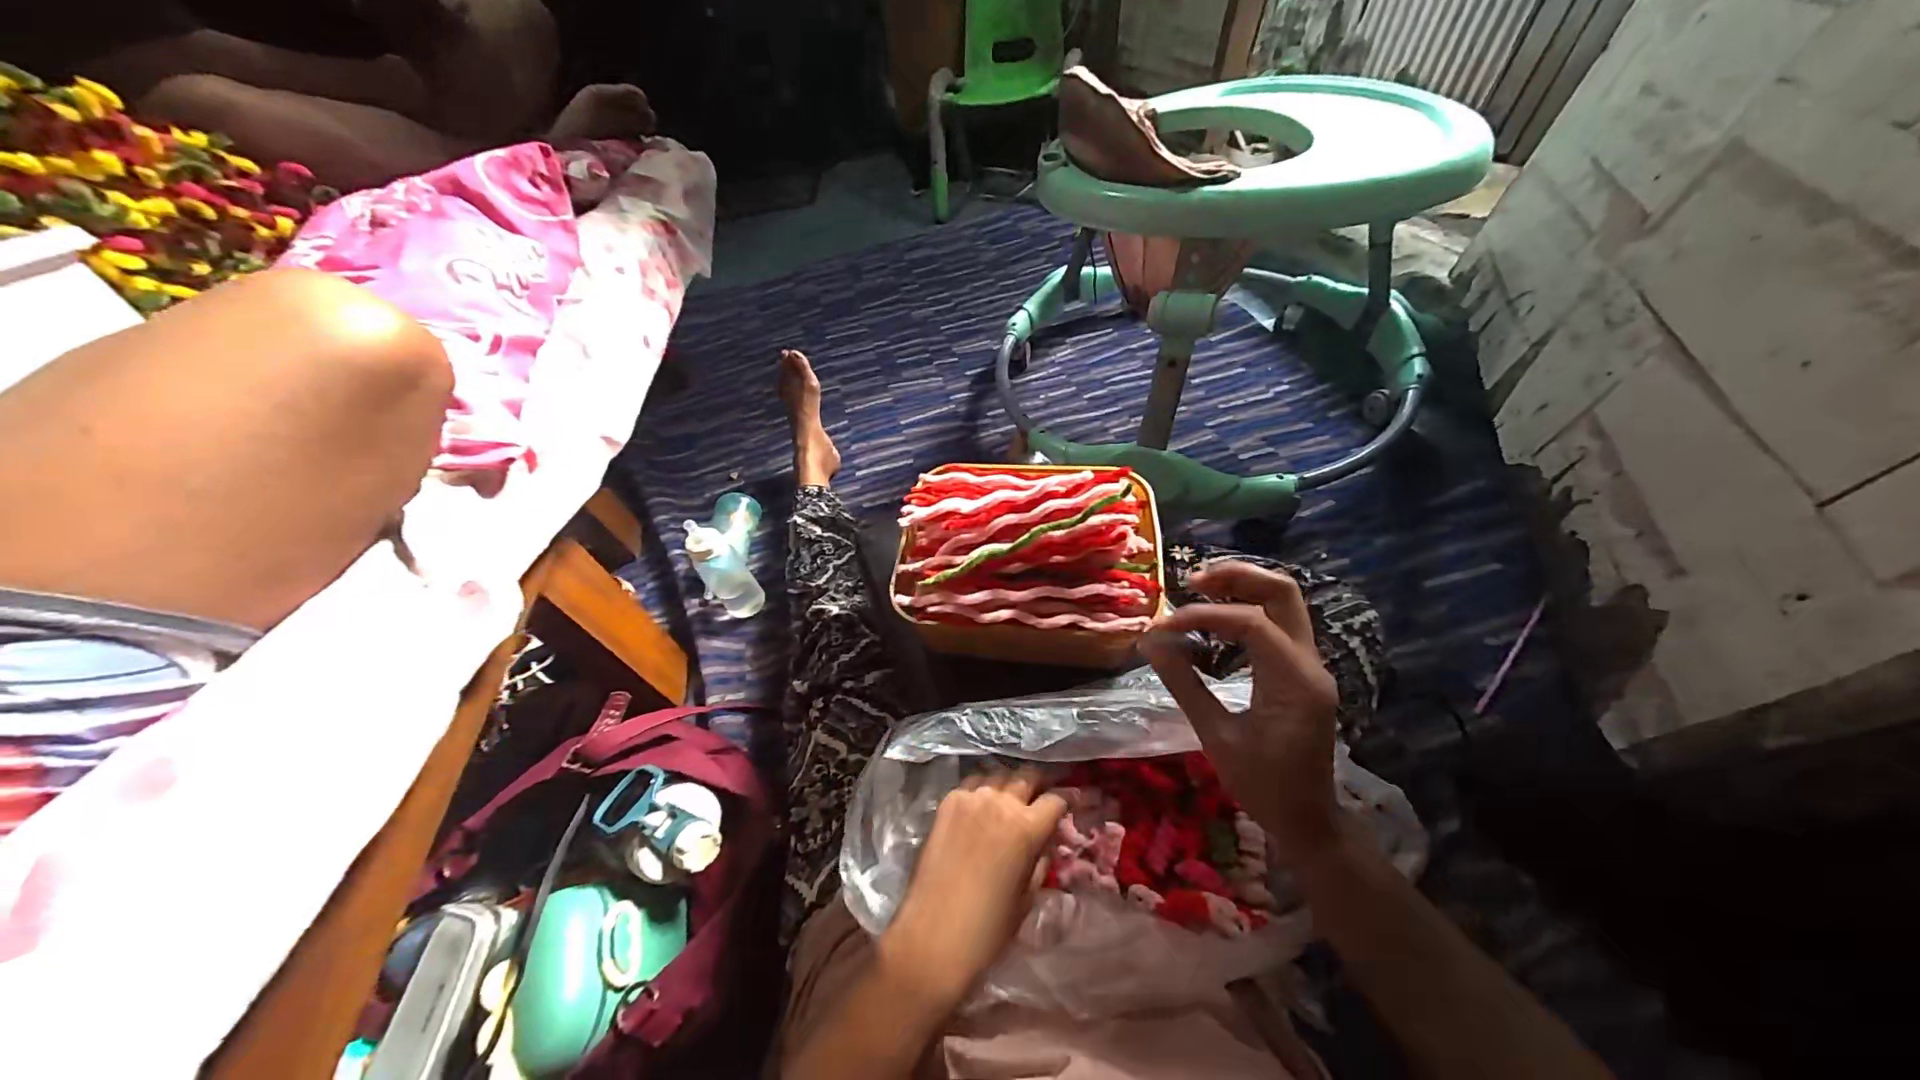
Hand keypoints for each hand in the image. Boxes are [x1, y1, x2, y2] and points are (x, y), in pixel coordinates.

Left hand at [877, 768, 1066, 1011]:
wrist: (934, 934)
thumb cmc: (989, 926)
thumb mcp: (1028, 894)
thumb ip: (1041, 858)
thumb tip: (1045, 840)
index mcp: (1026, 827)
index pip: (1056, 799)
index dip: (1068, 799)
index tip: (1073, 801)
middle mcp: (999, 803)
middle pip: (1026, 777)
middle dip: (1039, 783)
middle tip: (1043, 793)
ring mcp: (970, 799)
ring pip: (998, 775)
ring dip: (1009, 783)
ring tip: (1012, 796)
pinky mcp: (947, 803)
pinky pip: (971, 784)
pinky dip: (982, 788)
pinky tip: (983, 802)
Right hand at [1141, 561, 1341, 864]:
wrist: (1309, 820)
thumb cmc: (1262, 786)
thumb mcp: (1215, 737)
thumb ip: (1184, 684)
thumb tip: (1150, 643)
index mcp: (1294, 682)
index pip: (1252, 623)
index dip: (1204, 615)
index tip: (1164, 626)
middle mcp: (1311, 664)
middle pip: (1283, 593)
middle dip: (1236, 577)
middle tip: (1191, 581)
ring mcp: (1311, 666)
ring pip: (1285, 602)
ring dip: (1243, 588)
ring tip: (1198, 592)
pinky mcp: (1302, 672)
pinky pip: (1279, 624)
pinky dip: (1247, 610)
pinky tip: (1215, 621)